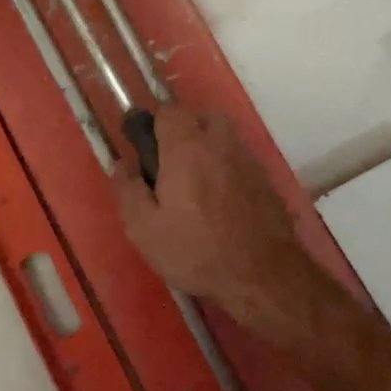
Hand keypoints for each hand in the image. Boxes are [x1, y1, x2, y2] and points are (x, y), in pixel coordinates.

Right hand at [115, 106, 345, 340]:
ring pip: (225, 138)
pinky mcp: (267, 182)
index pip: (169, 111)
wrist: (264, 278)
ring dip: (209, 148)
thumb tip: (123, 164)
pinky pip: (241, 161)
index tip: (145, 150)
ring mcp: (248, 161)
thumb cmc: (196, 251)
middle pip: (202, 117)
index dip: (154, 125)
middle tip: (171, 163)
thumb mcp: (143, 228)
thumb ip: (128, 189)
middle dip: (185, 130)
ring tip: (196, 183)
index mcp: (186, 148)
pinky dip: (228, 169)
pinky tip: (221, 202)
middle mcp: (220, 144)